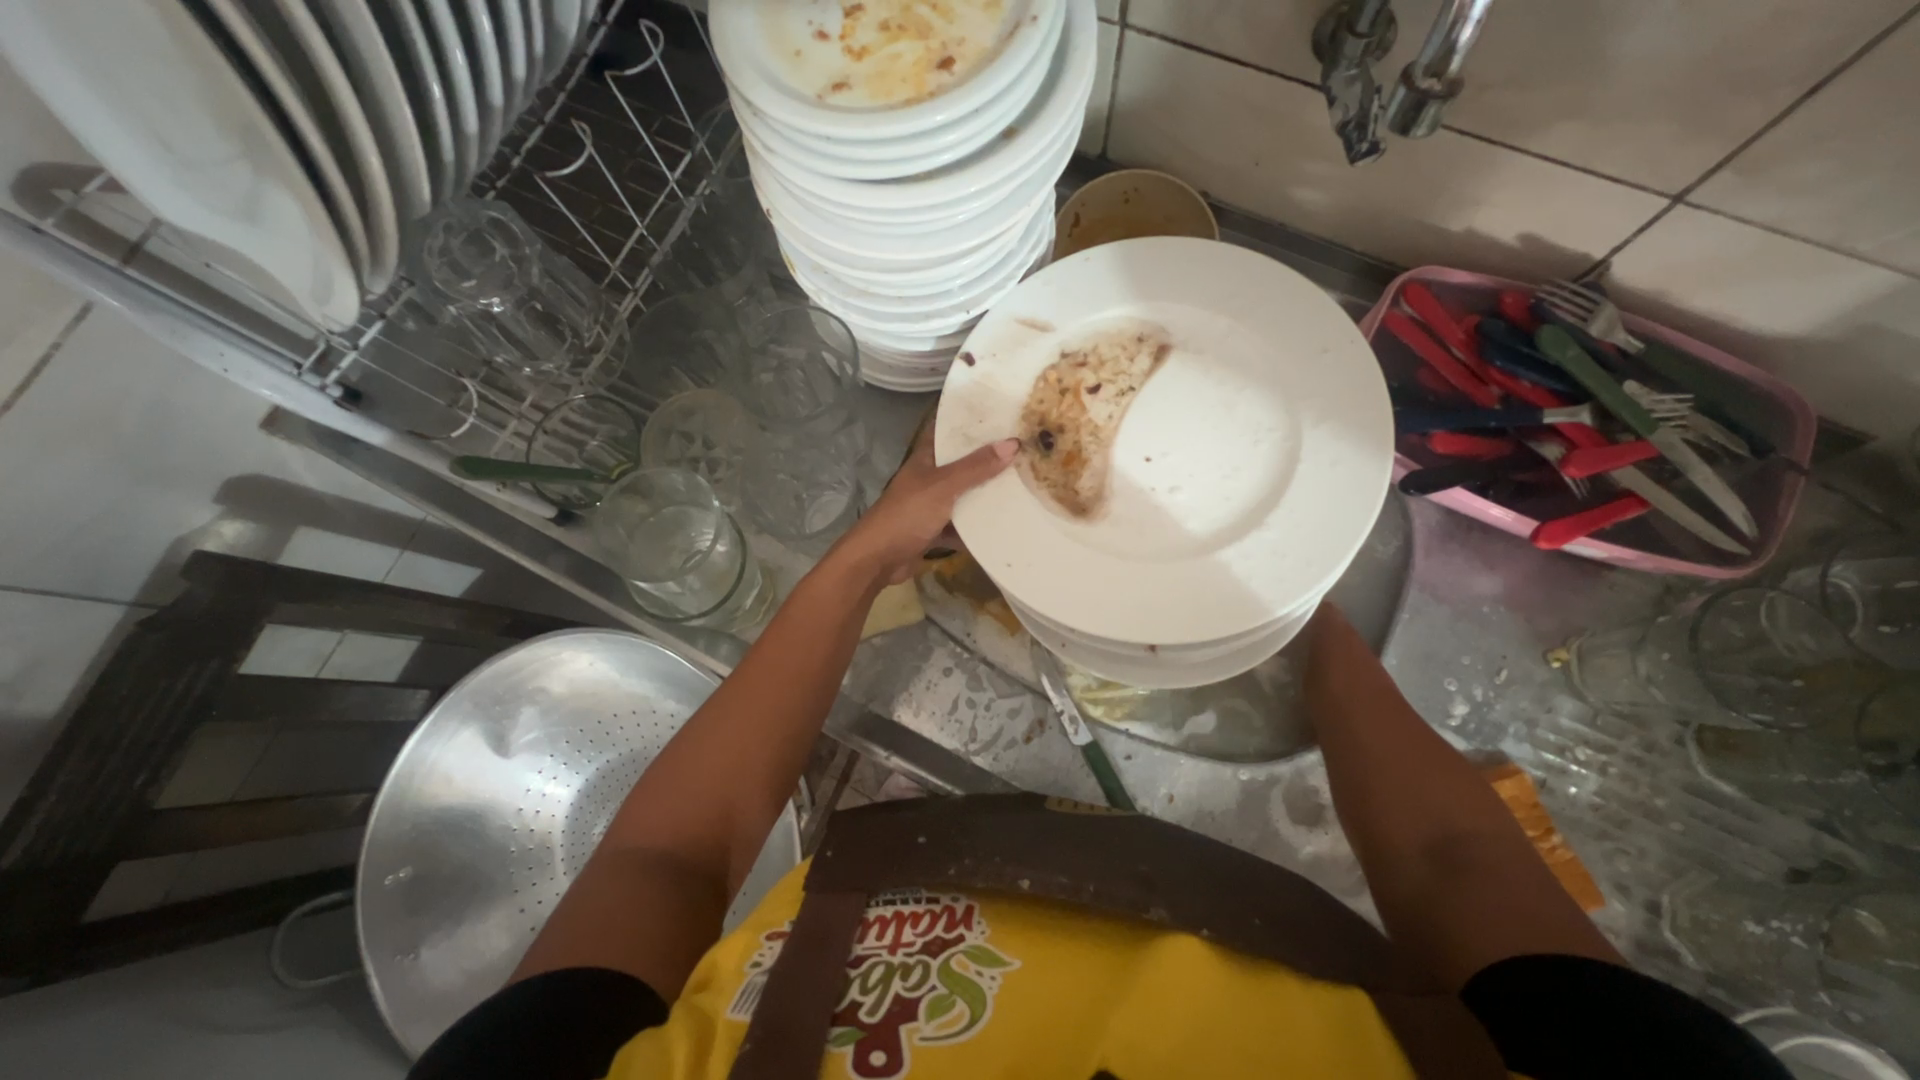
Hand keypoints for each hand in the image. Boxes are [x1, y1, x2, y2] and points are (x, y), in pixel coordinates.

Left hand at [832, 413, 1018, 585]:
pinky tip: (1002, 528)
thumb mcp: (943, 486)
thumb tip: (1012, 444)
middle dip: (988, 461)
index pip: (948, 431)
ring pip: (963, 497)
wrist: (878, 560)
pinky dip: (977, 529)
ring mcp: (930, 506)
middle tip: (1023, 453)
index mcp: (925, 459)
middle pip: (962, 465)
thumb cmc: (907, 514)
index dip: (970, 422)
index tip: (1001, 415)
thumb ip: (976, 467)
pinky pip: (961, 527)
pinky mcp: (933, 532)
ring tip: (1021, 488)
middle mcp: (928, 479)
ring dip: (985, 497)